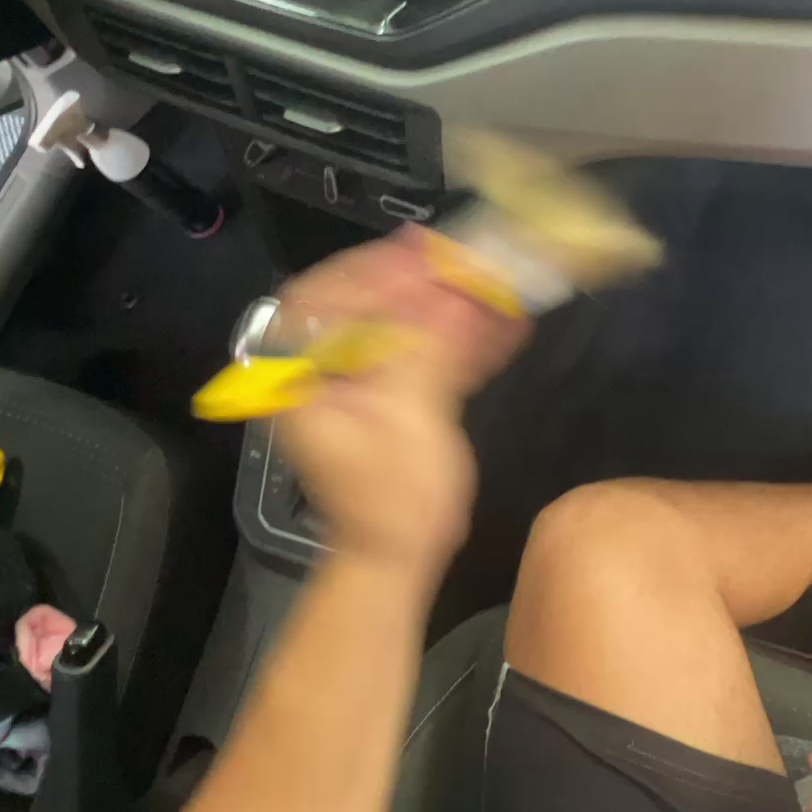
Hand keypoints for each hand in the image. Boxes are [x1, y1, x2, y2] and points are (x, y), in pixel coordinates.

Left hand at [270, 228, 528, 568]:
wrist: (399, 559)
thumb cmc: (392, 502)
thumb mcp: (408, 419)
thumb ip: (429, 349)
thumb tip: (455, 291)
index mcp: (305, 378)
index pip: (321, 300)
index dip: (368, 270)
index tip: (416, 251)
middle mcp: (327, 374)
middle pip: (370, 309)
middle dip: (422, 285)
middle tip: (467, 263)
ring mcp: (365, 388)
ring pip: (406, 331)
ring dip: (453, 310)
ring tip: (498, 287)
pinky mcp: (398, 401)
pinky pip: (430, 358)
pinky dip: (465, 342)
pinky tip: (506, 327)